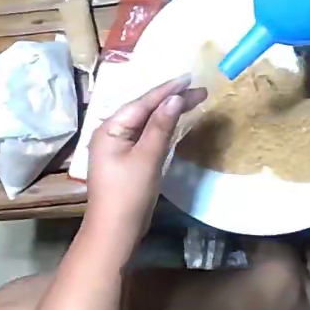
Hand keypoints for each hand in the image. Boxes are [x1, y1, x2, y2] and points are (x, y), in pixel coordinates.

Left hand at [84, 76, 206, 241]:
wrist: (115, 231)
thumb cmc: (129, 194)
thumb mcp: (147, 157)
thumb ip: (161, 126)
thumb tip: (175, 99)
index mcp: (109, 128)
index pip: (142, 103)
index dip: (167, 90)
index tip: (190, 78)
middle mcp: (110, 132)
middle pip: (143, 110)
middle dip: (170, 99)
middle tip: (200, 90)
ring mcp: (116, 146)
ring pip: (145, 122)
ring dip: (167, 112)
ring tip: (192, 100)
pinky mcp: (125, 159)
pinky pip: (145, 135)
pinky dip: (161, 127)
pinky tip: (174, 121)